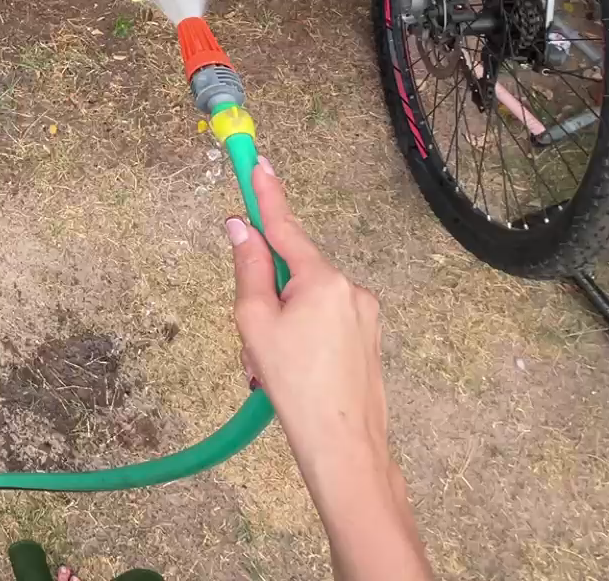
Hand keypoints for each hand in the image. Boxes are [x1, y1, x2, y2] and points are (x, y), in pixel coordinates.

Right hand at [227, 157, 432, 580]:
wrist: (345, 447)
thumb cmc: (291, 381)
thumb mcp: (253, 319)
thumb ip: (247, 267)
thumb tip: (239, 226)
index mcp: (321, 279)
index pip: (284, 226)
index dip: (267, 193)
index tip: (258, 161)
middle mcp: (350, 288)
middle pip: (291, 268)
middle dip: (264, 290)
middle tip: (252, 335)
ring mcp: (365, 314)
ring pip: (305, 297)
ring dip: (279, 317)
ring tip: (268, 362)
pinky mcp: (369, 337)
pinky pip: (323, 318)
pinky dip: (298, 331)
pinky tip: (288, 367)